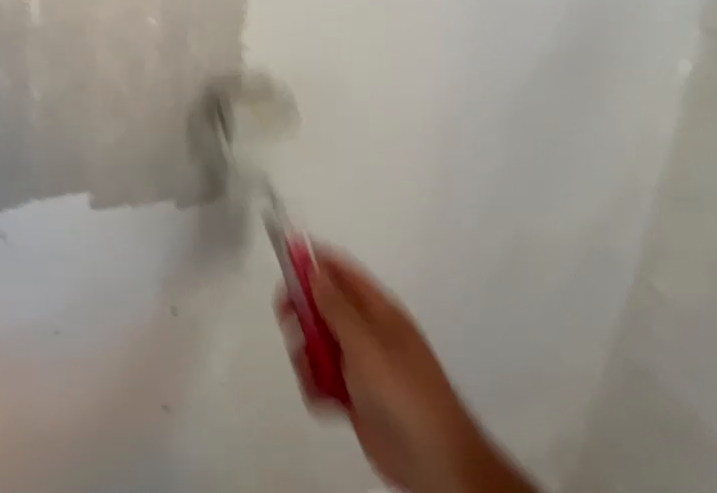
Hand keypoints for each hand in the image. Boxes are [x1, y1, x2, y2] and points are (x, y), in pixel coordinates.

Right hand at [284, 250, 534, 492]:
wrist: (431, 459)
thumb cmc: (403, 392)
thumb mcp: (366, 344)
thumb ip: (336, 307)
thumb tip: (314, 270)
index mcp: (377, 311)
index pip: (341, 271)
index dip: (313, 260)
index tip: (285, 256)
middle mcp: (367, 333)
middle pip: (322, 307)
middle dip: (303, 315)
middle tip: (292, 325)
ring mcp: (360, 364)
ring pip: (317, 345)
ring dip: (308, 358)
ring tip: (316, 375)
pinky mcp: (353, 395)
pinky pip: (321, 378)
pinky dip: (317, 387)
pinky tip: (326, 401)